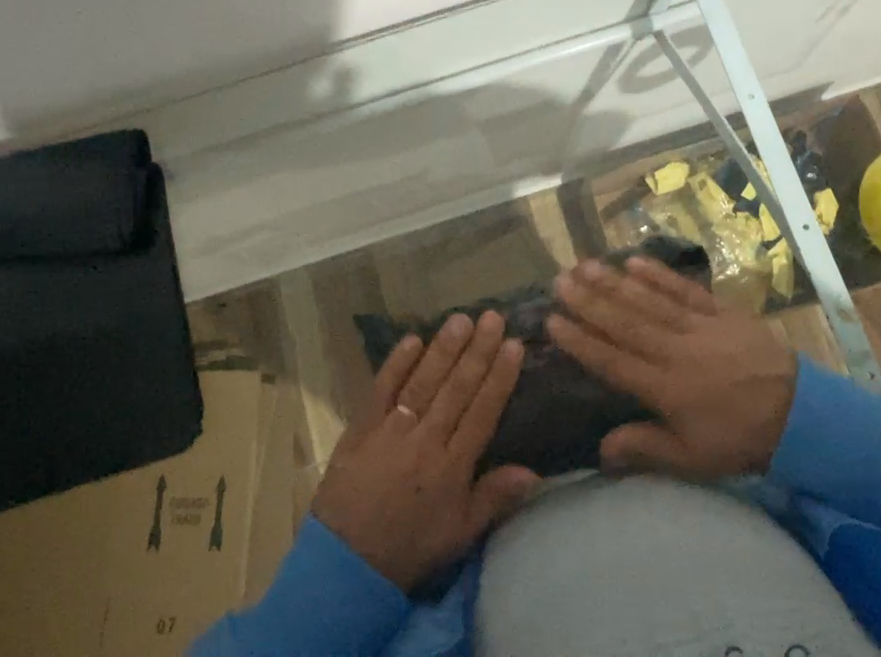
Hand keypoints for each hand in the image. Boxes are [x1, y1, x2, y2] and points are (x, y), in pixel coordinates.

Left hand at [311, 311, 539, 590]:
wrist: (346, 564)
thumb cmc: (410, 547)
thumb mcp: (460, 533)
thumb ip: (495, 498)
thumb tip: (535, 472)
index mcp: (452, 465)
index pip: (482, 411)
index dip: (500, 376)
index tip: (514, 345)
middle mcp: (425, 440)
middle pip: (456, 388)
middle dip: (477, 351)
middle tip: (492, 316)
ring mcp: (390, 430)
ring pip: (422, 382)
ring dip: (443, 349)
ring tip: (460, 320)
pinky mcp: (360, 429)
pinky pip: (380, 390)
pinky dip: (395, 364)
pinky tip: (411, 340)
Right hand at [547, 257, 798, 479]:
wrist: (800, 415)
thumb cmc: (739, 439)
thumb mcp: (692, 458)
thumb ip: (645, 448)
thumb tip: (600, 450)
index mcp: (666, 389)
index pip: (613, 361)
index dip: (581, 341)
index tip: (552, 320)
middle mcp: (677, 351)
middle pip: (625, 323)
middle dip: (589, 301)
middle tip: (559, 280)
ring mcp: (700, 327)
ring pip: (650, 301)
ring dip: (615, 282)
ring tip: (585, 265)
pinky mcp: (722, 312)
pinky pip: (686, 290)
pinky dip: (660, 275)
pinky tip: (635, 261)